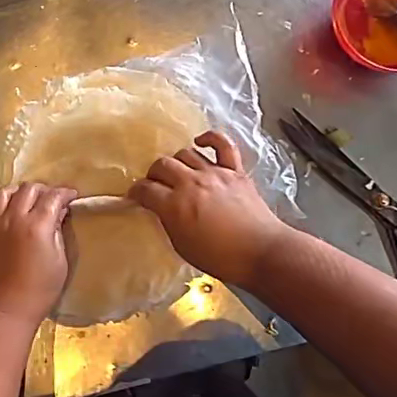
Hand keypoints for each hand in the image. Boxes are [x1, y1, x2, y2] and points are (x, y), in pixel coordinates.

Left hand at [0, 183, 76, 323]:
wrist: (7, 309)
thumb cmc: (41, 290)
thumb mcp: (60, 260)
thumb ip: (58, 232)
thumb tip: (58, 213)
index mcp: (37, 225)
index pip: (53, 197)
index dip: (65, 193)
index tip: (72, 196)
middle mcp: (13, 218)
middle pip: (28, 189)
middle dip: (44, 189)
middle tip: (52, 199)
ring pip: (2, 193)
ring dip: (17, 191)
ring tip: (26, 198)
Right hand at [127, 131, 296, 285]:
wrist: (260, 251)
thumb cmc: (220, 258)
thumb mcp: (183, 246)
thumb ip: (169, 223)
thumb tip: (163, 210)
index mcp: (174, 205)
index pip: (146, 190)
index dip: (136, 192)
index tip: (136, 196)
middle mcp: (191, 183)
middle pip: (162, 166)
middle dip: (153, 175)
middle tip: (155, 185)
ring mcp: (214, 173)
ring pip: (186, 153)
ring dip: (176, 162)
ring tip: (177, 173)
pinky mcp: (235, 171)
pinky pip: (222, 144)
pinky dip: (210, 139)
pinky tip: (200, 143)